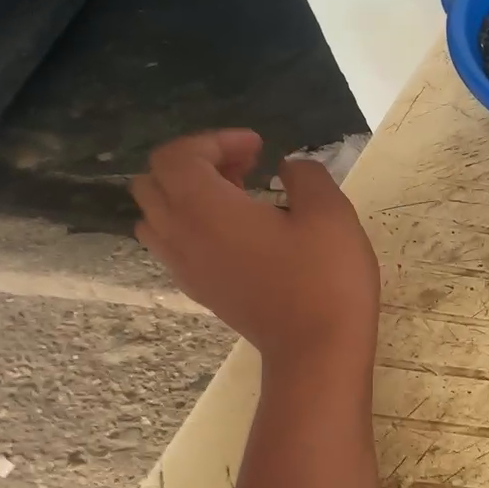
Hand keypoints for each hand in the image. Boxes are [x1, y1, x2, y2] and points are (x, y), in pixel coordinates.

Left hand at [132, 130, 379, 366]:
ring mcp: (184, 264)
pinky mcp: (200, 287)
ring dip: (190, 194)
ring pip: (158, 213)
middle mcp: (180, 232)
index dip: (215, 141)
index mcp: (206, 207)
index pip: (179, 156)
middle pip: (155, 181)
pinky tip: (241, 234)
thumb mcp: (332, 215)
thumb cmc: (326, 277)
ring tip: (240, 197)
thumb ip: (308, 177)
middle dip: (197, 163)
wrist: (316, 346)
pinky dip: (196, 224)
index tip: (260, 145)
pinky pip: (175, 243)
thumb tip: (290, 166)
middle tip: (248, 165)